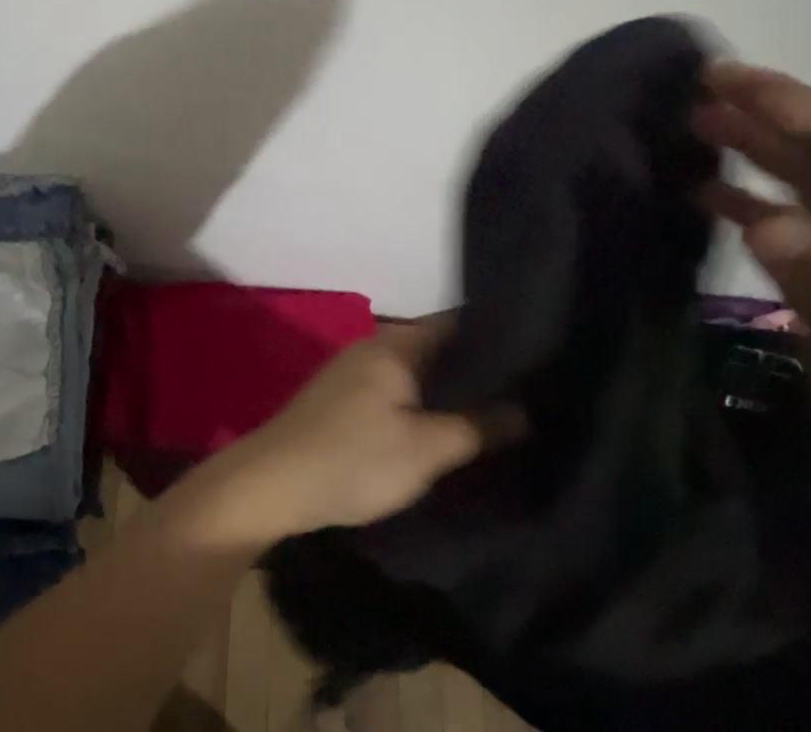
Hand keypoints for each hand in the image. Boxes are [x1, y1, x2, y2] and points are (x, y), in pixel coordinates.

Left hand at [187, 318, 528, 546]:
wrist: (270, 486)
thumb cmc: (352, 459)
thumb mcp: (426, 448)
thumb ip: (479, 427)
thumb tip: (526, 411)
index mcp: (394, 345)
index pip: (457, 323)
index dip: (499, 337)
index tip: (540, 358)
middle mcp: (372, 348)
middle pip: (436, 348)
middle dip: (478, 369)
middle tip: (529, 392)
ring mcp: (352, 374)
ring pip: (415, 373)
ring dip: (449, 390)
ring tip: (497, 412)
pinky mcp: (341, 403)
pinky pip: (395, 393)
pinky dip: (422, 405)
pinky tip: (445, 429)